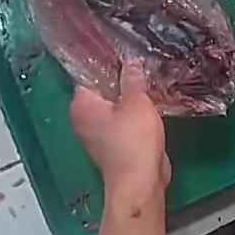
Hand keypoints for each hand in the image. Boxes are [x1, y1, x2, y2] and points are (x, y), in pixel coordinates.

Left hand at [70, 63, 169, 199]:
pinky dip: (135, 115)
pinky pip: (124, 122)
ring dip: (131, 98)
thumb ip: (133, 79)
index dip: (108, 62)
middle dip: (122, 80)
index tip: (126, 53)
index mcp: (82, 105)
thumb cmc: (134, 140)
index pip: (89, 75)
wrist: (140, 181)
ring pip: (115, 107)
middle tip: (143, 65)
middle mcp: (84, 118)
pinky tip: (152, 105)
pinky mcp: (114, 145)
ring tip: (150, 82)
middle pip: (103, 91)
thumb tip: (131, 62)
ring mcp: (99, 133)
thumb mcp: (137, 102)